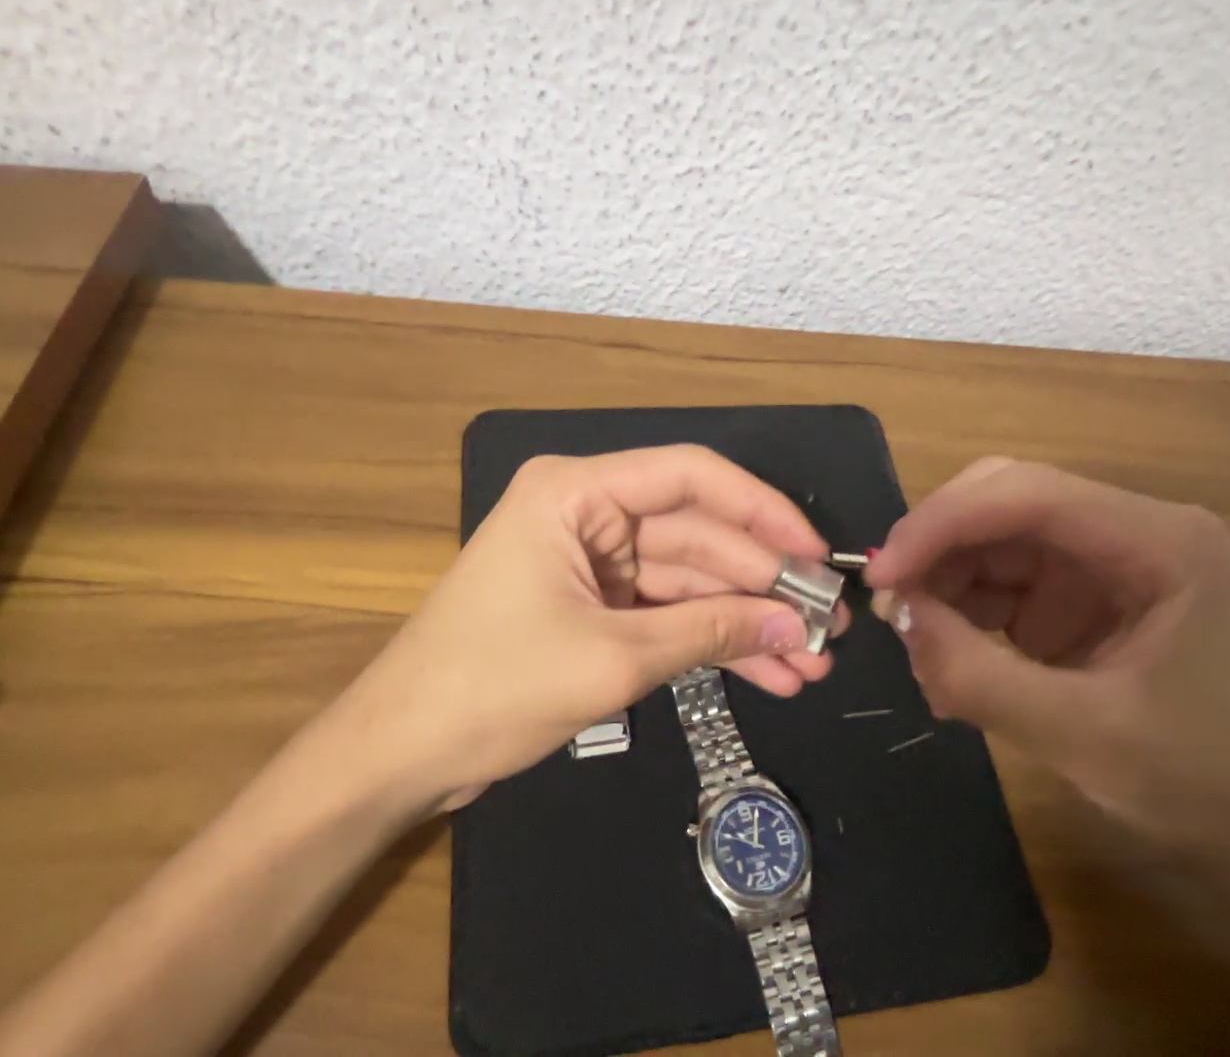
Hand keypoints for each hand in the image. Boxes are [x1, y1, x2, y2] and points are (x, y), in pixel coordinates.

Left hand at [329, 445, 839, 811]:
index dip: (763, 511)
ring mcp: (590, 565)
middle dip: (762, 585)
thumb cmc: (494, 686)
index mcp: (576, 493)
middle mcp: (586, 515)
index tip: (817, 556)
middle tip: (828, 628)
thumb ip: (710, 631)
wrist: (401, 753)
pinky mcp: (591, 610)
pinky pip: (665, 616)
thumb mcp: (614, 658)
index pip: (690, 477)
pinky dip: (710, 644)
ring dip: (745, 623)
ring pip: (688, 582)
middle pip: (697, 534)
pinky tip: (768, 675)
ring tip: (810, 665)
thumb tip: (796, 626)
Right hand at [864, 457, 1229, 854]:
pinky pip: (994, 582)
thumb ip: (977, 674)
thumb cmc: (1189, 780)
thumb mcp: (1077, 734)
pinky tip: (944, 661)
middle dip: (936, 545)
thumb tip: (894, 616)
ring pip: (989, 539)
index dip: (942, 524)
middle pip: (1003, 502)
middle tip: (885, 601)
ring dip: (940, 582)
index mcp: (1160, 543)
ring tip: (918, 648)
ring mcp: (1099, 561)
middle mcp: (1128, 532)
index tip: (881, 577)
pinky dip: (957, 613)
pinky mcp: (1074, 595)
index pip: (1028, 495)